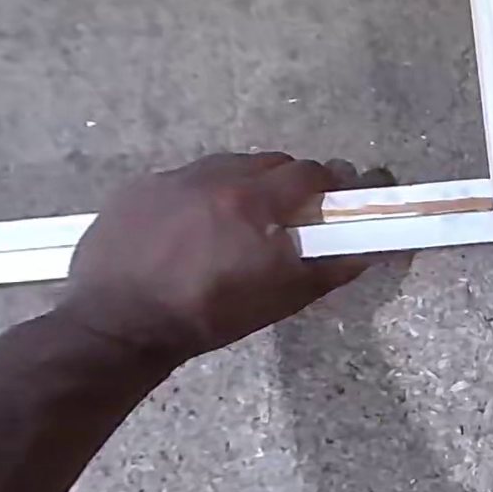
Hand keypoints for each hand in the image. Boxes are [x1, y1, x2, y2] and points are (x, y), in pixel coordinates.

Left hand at [54, 153, 382, 368]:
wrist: (117, 330)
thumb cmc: (215, 312)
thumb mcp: (290, 295)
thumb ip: (338, 266)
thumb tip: (375, 249)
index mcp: (254, 200)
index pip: (309, 171)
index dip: (330, 181)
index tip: (335, 196)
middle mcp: (213, 179)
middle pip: (271, 161)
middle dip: (290, 180)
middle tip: (292, 209)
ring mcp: (169, 182)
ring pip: (228, 164)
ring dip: (247, 181)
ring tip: (244, 213)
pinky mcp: (135, 191)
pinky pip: (186, 177)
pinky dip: (204, 191)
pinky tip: (200, 221)